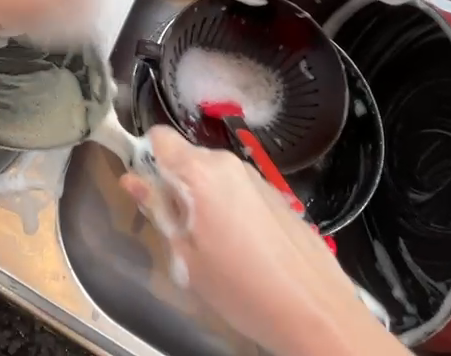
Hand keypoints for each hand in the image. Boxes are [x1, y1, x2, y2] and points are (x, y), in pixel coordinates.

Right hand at [120, 128, 402, 355]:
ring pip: (214, 175)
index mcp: (198, 171)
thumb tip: (131, 180)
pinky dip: (232, 207)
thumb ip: (157, 210)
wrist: (318, 314)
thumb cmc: (241, 287)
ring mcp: (257, 177)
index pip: (158, 137)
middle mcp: (227, 164)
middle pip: (187, 158)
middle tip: (182, 229)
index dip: (148, 159)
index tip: (151, 191)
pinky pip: (240, 189)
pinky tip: (246, 248)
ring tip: (216, 244)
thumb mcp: (186, 256)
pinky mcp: (277, 195)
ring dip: (205, 197)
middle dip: (177, 185)